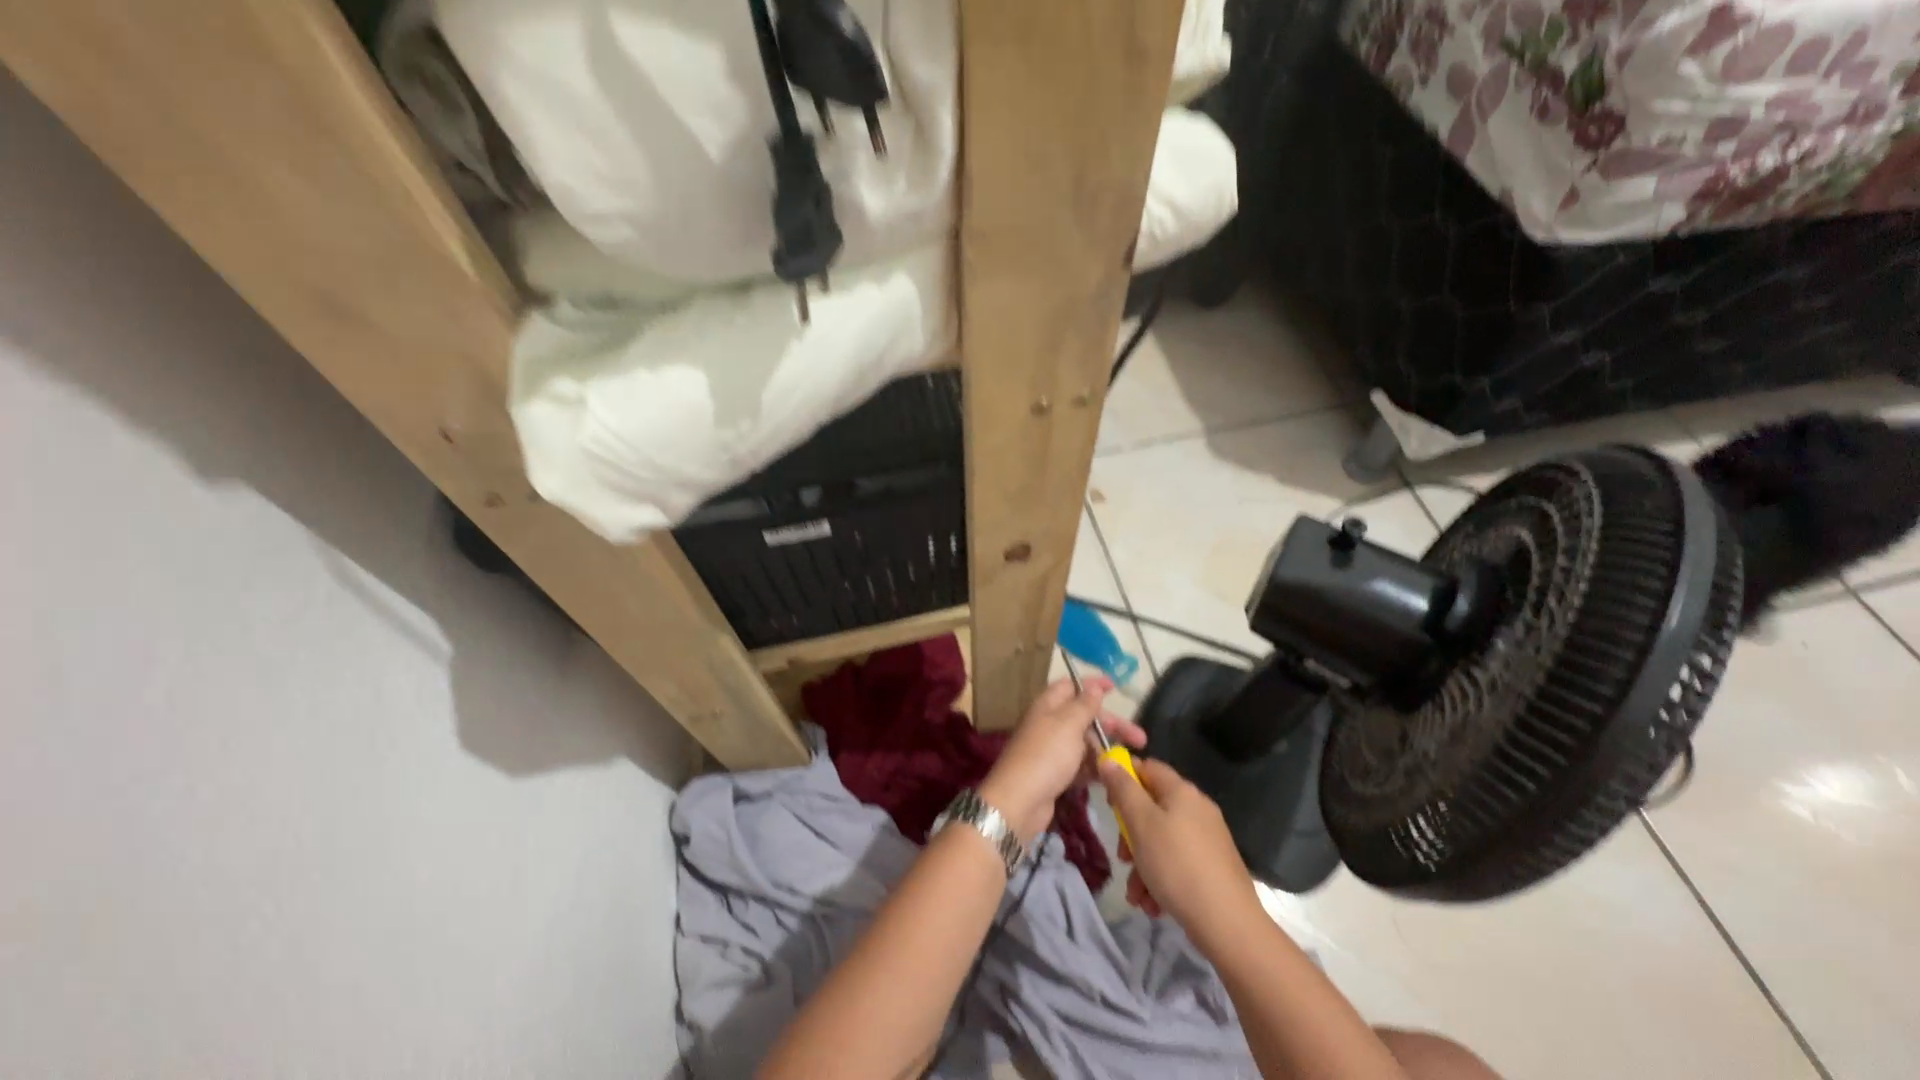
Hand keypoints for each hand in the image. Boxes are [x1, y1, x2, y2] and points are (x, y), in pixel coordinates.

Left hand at [978, 675, 1145, 845]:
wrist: (1020, 801)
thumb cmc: (1046, 756)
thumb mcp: (1068, 724)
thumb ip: (1084, 705)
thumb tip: (1094, 686)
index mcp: (1049, 706)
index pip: (1071, 686)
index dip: (1092, 685)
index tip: (1115, 687)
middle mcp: (1049, 725)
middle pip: (1084, 717)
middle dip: (1112, 725)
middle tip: (1140, 739)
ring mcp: (1052, 751)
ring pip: (1085, 744)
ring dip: (1106, 750)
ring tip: (1129, 763)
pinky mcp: (1055, 774)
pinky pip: (1080, 766)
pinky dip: (1095, 769)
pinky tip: (1112, 777)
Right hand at [1099, 757, 1263, 946]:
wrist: (1226, 920)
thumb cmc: (1177, 865)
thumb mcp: (1141, 824)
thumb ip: (1123, 790)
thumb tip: (1109, 759)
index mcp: (1183, 792)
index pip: (1148, 768)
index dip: (1124, 779)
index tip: (1109, 804)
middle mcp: (1198, 810)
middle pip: (1152, 809)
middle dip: (1131, 836)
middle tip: (1123, 858)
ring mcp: (1207, 839)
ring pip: (1161, 842)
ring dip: (1142, 866)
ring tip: (1136, 895)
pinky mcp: (1212, 867)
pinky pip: (1176, 864)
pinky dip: (1160, 880)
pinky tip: (1153, 904)